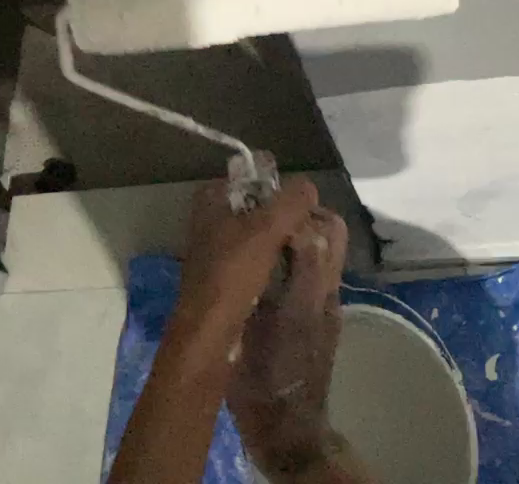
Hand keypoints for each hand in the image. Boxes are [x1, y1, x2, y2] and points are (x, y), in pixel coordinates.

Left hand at [174, 177, 319, 333]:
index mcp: (211, 199)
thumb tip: (309, 186)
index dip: (281, 190)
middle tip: (312, 234)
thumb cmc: (231, 276)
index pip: (254, 179)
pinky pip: (258, 261)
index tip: (305, 210)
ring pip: (261, 237)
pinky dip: (275, 265)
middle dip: (285, 220)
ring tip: (308, 255)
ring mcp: (216, 250)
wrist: (207, 339)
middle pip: (259, 208)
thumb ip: (291, 202)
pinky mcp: (224, 278)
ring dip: (283, 244)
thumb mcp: (266, 230)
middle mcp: (210, 219)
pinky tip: (292, 276)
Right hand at [229, 208, 348, 476]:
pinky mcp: (329, 318)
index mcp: (305, 295)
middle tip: (270, 215)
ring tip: (271, 237)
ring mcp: (330, 305)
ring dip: (307, 233)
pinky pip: (324, 272)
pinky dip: (306, 258)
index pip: (315, 235)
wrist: (290, 431)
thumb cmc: (259, 382)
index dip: (291, 212)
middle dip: (306, 214)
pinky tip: (275, 269)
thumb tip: (239, 245)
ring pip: (331, 250)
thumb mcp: (244, 333)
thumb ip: (245, 289)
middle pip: (333, 233)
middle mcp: (325, 293)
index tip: (262, 203)